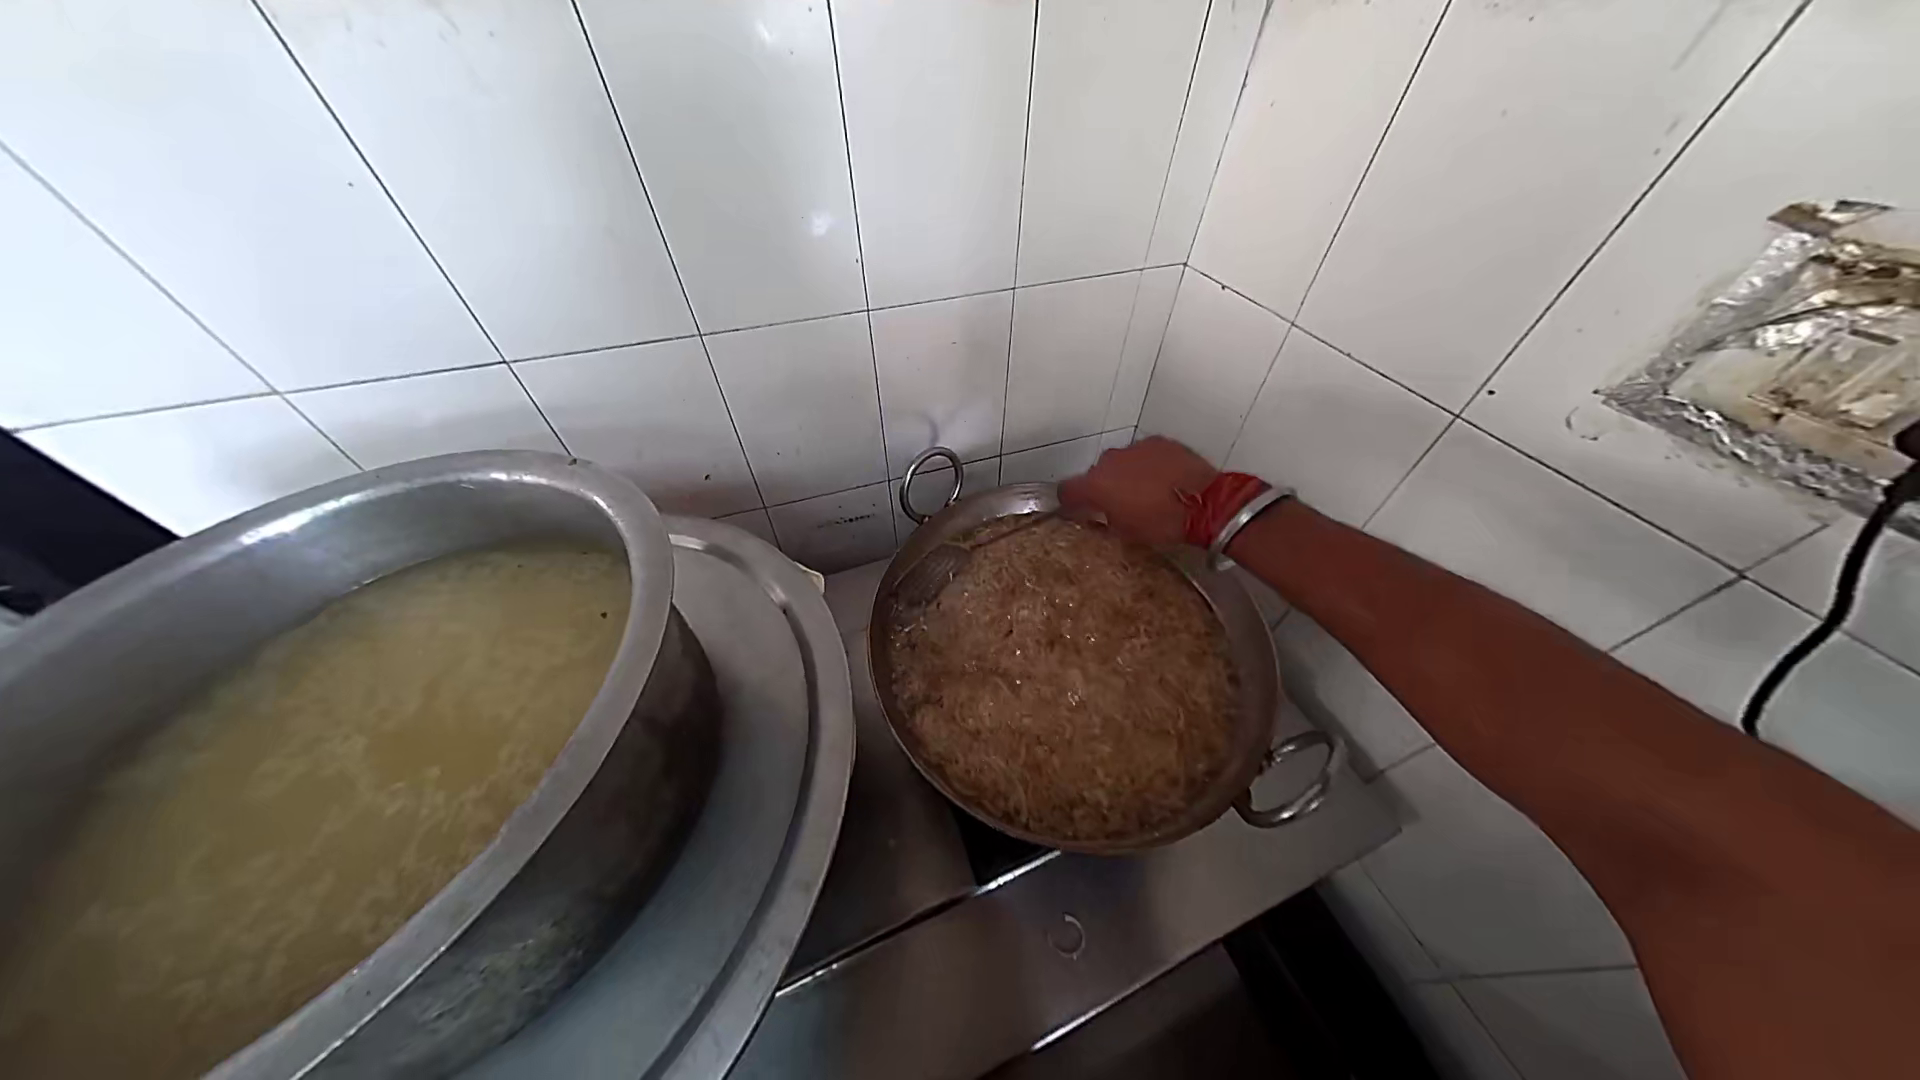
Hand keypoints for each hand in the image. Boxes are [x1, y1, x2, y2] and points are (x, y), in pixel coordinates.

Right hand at [1058, 436, 1217, 547]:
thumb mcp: (1124, 532)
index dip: (1069, 502)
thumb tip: (1094, 514)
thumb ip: (1102, 519)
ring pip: (1120, 462)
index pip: (1067, 490)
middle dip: (1102, 487)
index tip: (1075, 509)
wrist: (1205, 503)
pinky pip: (1143, 454)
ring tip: (1145, 491)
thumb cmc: (1162, 523)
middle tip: (1118, 504)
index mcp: (1096, 485)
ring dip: (1125, 474)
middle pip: (1095, 474)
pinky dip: (1147, 464)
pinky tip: (1162, 479)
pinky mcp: (1158, 442)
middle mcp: (1110, 461)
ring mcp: (1135, 448)